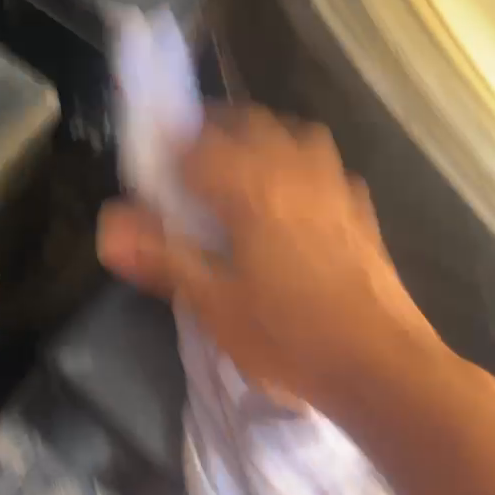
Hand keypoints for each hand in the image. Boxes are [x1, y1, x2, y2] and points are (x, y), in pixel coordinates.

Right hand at [97, 106, 448, 418]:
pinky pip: (327, 168)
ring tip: (238, 168)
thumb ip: (159, 255)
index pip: (198, 143)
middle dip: (212, 131)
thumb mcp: (212, 302)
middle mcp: (293, 174)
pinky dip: (302, 167)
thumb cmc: (290, 335)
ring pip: (295, 135)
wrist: (387, 371)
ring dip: (261, 139)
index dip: (167, 149)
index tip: (150, 169)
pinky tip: (293, 198)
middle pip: (248, 123)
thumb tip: (107, 226)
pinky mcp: (361, 214)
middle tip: (186, 162)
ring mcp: (334, 190)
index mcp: (251, 188)